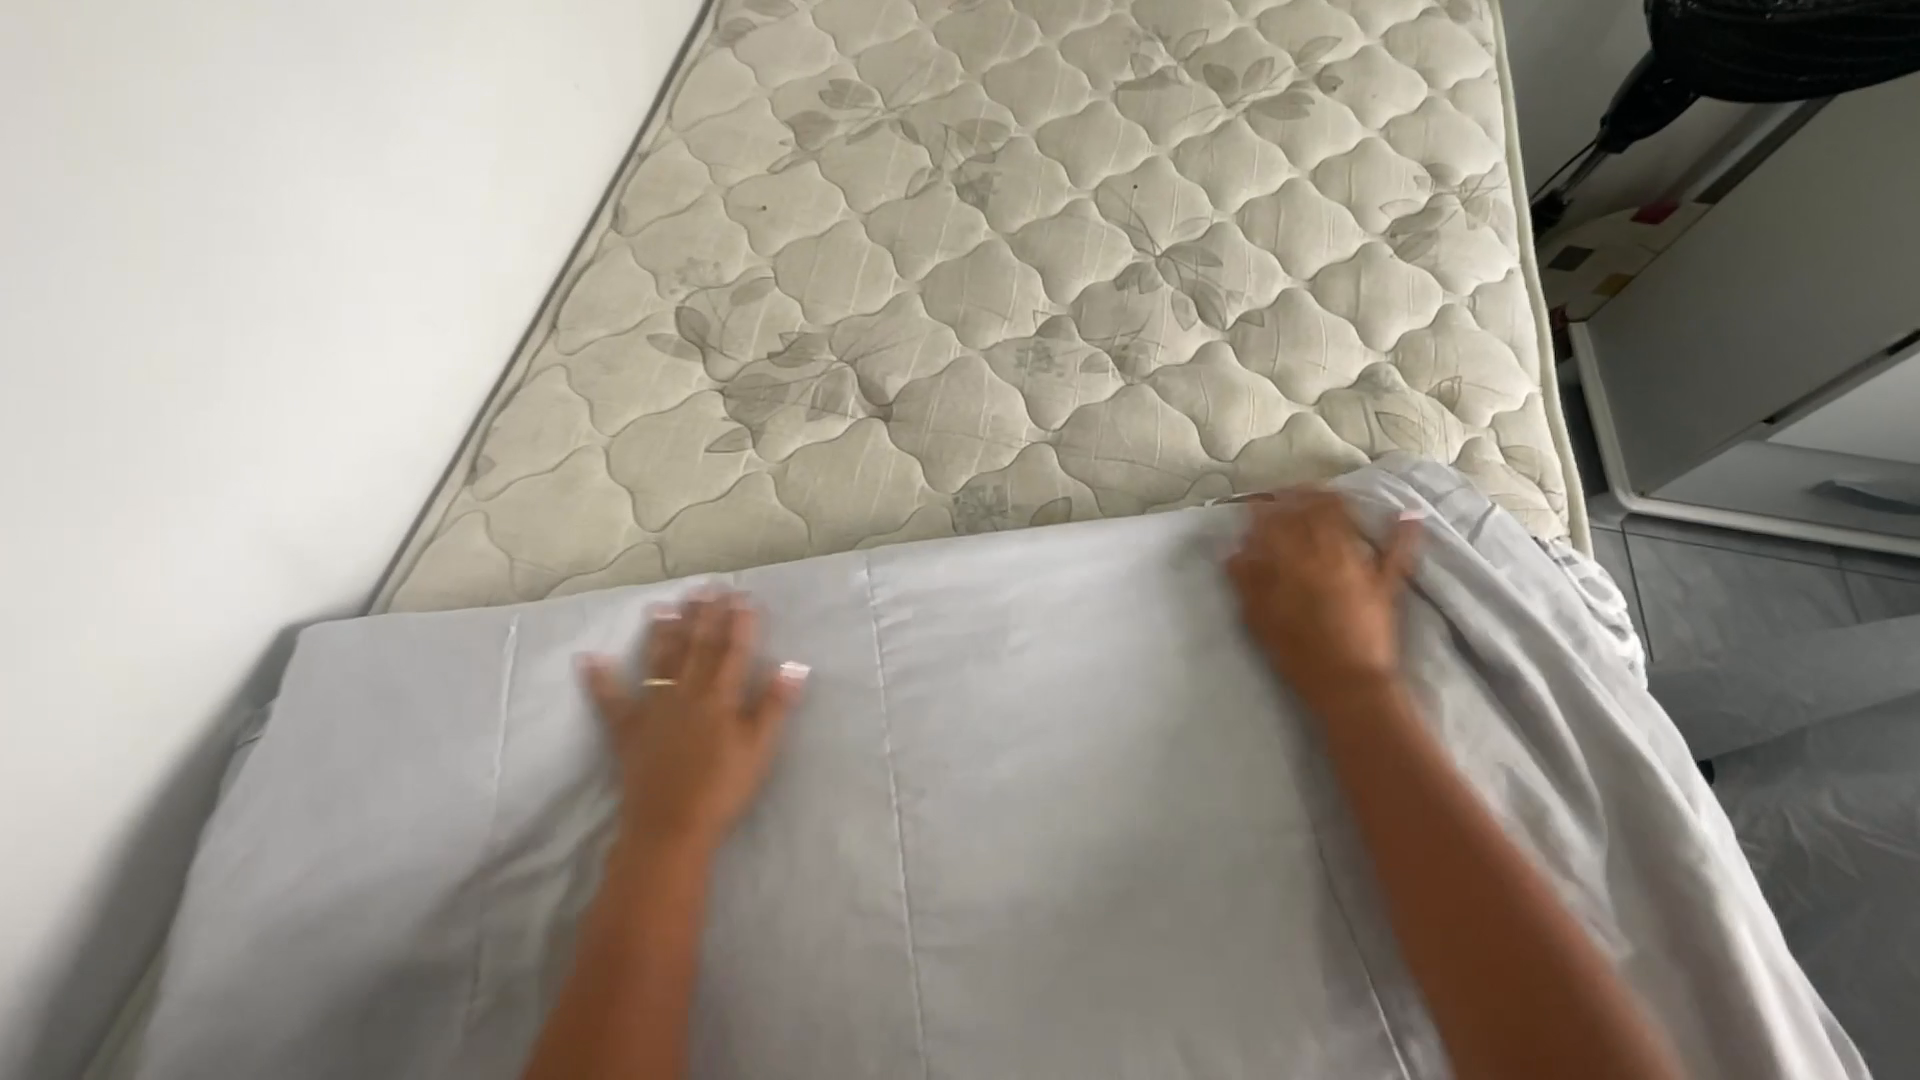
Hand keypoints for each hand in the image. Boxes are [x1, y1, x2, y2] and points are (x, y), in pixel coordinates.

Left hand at [581, 590, 807, 852]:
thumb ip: (774, 705)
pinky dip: (600, 680)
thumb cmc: (723, 789)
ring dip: (663, 631)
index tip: (742, 595)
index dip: (739, 621)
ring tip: (665, 605)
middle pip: (697, 647)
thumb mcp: (760, 749)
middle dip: (705, 615)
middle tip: (708, 586)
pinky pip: (610, 701)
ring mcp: (652, 709)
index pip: (733, 650)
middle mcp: (685, 693)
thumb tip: (793, 665)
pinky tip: (588, 659)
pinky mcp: (627, 730)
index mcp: (720, 697)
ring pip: (660, 661)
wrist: (671, 827)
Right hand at [1225, 490, 1421, 707]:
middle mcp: (1327, 554)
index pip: (1275, 522)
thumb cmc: (1297, 655)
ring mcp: (1360, 565)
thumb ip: (1248, 581)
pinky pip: (1398, 553)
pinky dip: (1403, 533)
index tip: (1252, 505)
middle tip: (1283, 495)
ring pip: (1347, 521)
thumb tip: (1235, 552)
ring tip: (1321, 495)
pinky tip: (1407, 515)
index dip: (1262, 509)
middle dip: (1296, 497)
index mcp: (1293, 562)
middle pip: (1311, 512)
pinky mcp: (1385, 583)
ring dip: (1332, 502)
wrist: (1348, 684)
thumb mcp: (1260, 619)